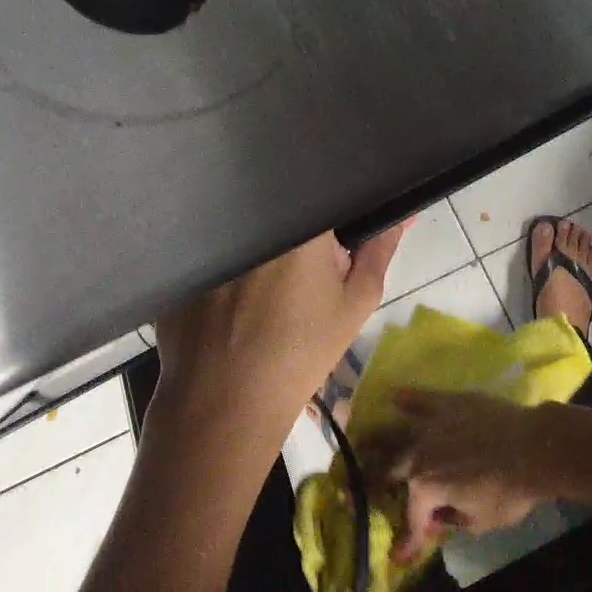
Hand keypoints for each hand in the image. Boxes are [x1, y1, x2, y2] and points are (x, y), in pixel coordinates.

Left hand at [154, 225, 404, 428]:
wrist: (229, 404)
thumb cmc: (302, 352)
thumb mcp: (355, 304)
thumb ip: (379, 251)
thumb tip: (403, 215)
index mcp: (298, 225)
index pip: (321, 187)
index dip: (334, 202)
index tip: (338, 229)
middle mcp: (252, 219)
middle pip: (283, 204)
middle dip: (300, 224)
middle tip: (308, 262)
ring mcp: (214, 238)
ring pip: (250, 223)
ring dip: (266, 239)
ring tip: (271, 283)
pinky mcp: (189, 259)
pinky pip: (218, 244)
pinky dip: (231, 260)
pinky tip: (235, 296)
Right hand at [379, 389, 556, 563]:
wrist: (534, 447)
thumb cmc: (509, 491)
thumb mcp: (480, 522)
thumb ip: (454, 520)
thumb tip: (442, 518)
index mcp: (424, 487)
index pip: (412, 518)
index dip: (409, 539)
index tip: (403, 554)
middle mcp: (419, 454)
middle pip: (389, 468)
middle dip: (372, 482)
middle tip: (359, 488)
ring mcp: (432, 424)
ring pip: (396, 430)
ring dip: (377, 437)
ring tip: (362, 438)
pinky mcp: (449, 402)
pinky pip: (423, 398)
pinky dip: (409, 397)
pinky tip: (397, 395)